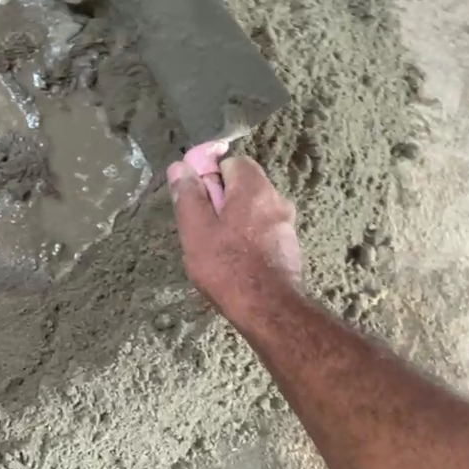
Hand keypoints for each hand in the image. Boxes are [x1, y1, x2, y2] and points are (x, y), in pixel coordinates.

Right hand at [166, 142, 302, 321]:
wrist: (267, 307)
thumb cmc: (226, 266)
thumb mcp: (196, 230)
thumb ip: (189, 196)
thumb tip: (181, 167)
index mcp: (254, 189)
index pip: (233, 162)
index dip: (210, 175)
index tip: (195, 199)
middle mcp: (276, 199)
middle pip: (243, 186)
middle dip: (220, 200)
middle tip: (200, 228)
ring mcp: (285, 223)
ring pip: (251, 209)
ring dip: (232, 220)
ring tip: (214, 248)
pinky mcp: (288, 245)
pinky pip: (261, 229)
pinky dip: (245, 236)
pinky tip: (233, 260)